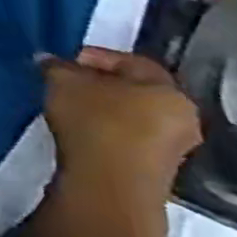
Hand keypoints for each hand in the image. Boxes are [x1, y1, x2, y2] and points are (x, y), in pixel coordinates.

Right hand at [42, 48, 200, 197]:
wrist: (110, 180)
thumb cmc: (94, 120)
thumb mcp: (62, 81)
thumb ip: (57, 66)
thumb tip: (52, 62)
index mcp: (170, 91)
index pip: (132, 61)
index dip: (95, 56)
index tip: (63, 60)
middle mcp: (184, 116)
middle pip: (136, 89)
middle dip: (100, 83)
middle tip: (65, 81)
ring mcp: (176, 144)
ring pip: (135, 113)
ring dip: (104, 106)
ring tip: (68, 104)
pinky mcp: (159, 164)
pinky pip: (132, 134)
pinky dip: (108, 126)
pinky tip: (82, 126)